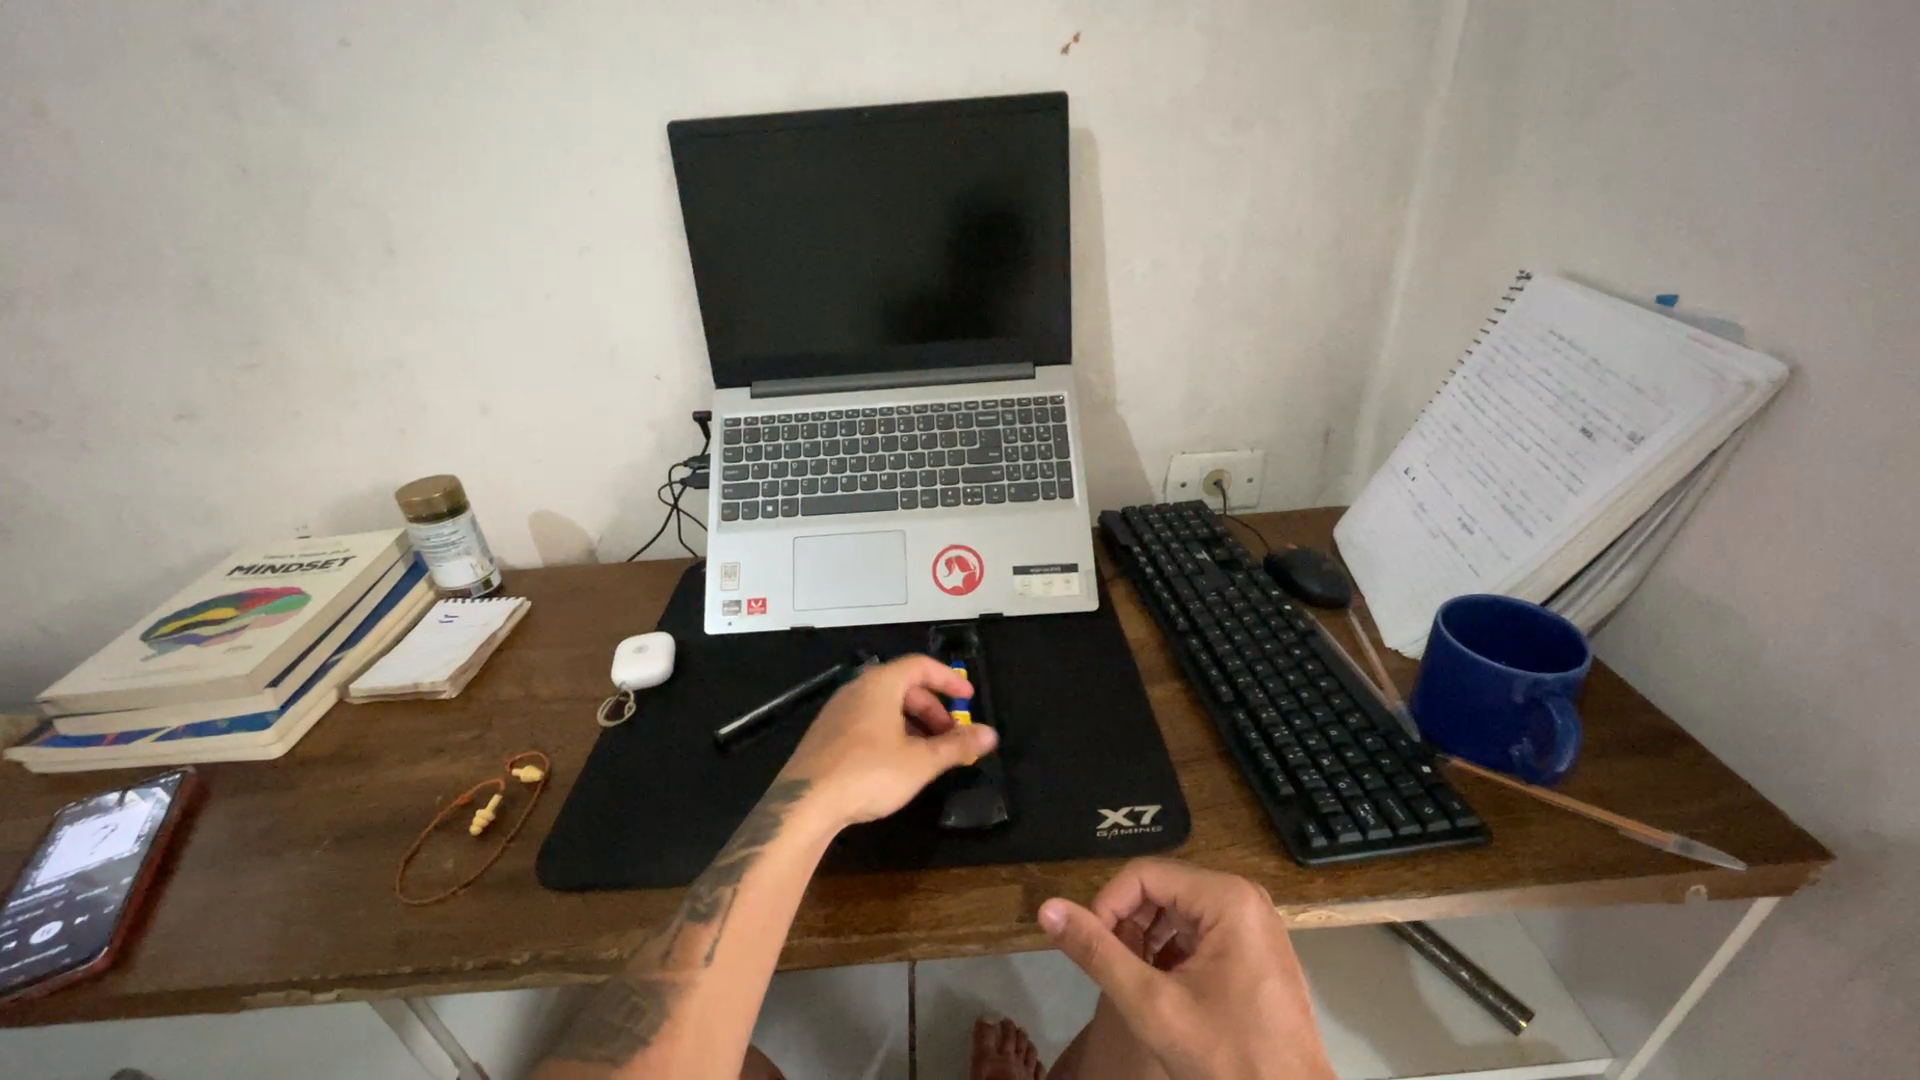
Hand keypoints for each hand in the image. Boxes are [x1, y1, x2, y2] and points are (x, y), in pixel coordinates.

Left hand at [780, 655, 998, 830]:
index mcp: (880, 684)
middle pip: (904, 686)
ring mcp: (837, 711)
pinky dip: (891, 731)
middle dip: (933, 709)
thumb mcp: (920, 762)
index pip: (920, 666)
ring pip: (885, 706)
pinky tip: (898, 762)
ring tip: (929, 753)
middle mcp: (857, 689)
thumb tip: (990, 735)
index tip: (968, 698)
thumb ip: (957, 746)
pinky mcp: (826, 733)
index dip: (949, 679)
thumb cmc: (868, 773)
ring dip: (913, 723)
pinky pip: (867, 720)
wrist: (804, 804)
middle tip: (952, 736)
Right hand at [1039, 860, 1334, 1079]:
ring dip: (1146, 940)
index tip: (1091, 949)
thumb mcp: (1151, 1004)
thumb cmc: (1226, 1058)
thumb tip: (1047, 908)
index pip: (1143, 874)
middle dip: (1127, 925)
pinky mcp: (1255, 948)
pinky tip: (1162, 988)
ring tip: (1133, 981)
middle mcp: (1244, 897)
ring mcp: (1253, 922)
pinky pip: (1199, 931)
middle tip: (1111, 970)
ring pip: (1177, 910)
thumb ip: (1097, 952)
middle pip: (1161, 889)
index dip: (1107, 906)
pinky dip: (1171, 952)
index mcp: (1226, 897)